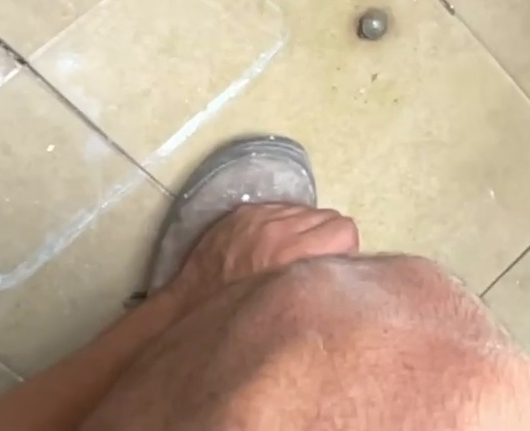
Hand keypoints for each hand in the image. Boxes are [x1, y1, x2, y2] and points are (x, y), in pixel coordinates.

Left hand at [163, 204, 358, 309]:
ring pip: (304, 210)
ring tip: (285, 254)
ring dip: (301, 229)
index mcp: (293, 254)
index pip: (344, 230)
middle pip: (327, 217)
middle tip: (308, 262)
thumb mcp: (289, 309)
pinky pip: (278, 207)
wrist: (185, 316)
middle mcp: (278, 229)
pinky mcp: (242, 213)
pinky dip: (279, 223)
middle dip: (323, 238)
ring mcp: (258, 217)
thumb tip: (342, 269)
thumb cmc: (241, 323)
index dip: (343, 249)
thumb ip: (317, 281)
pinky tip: (266, 245)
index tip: (330, 267)